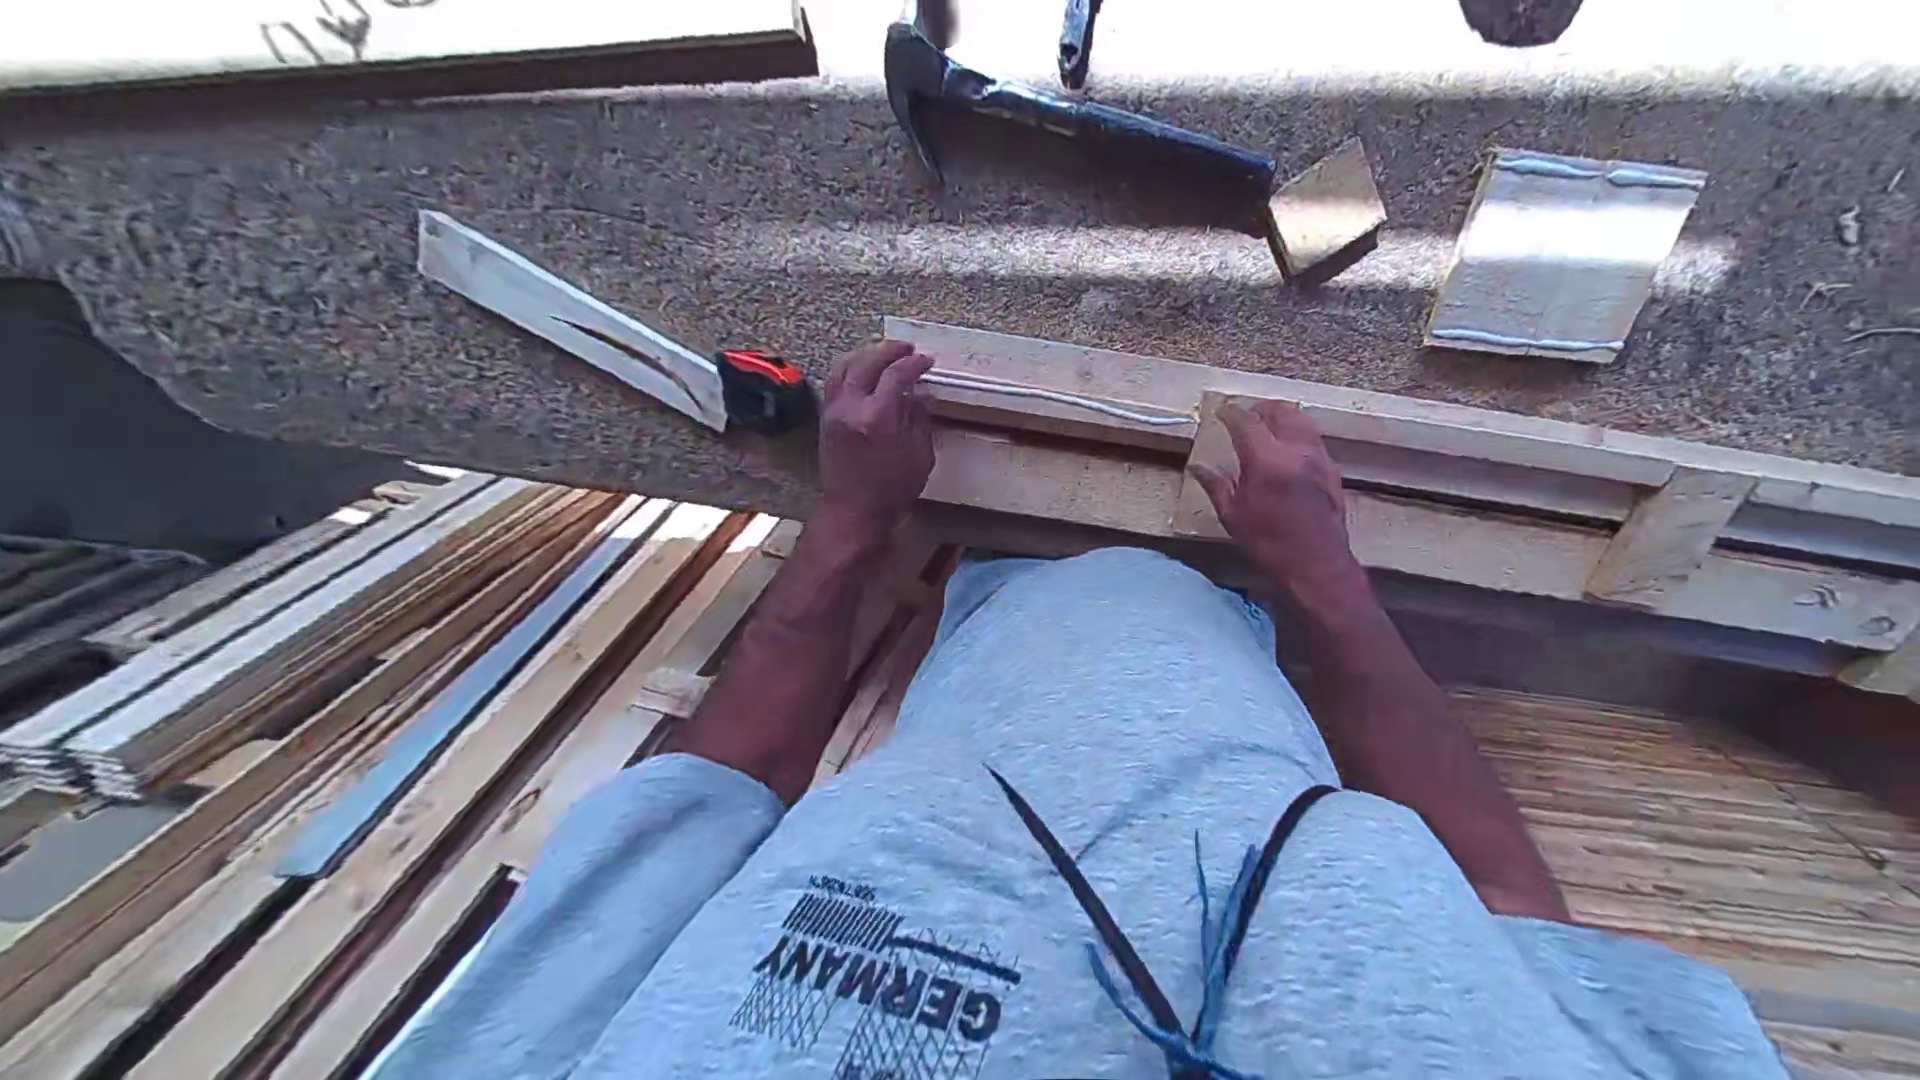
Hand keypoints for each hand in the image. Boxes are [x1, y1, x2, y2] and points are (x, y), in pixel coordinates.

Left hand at [816, 340, 935, 543]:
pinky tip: (863, 373)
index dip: (914, 363)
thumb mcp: (919, 456)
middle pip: (867, 362)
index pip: (897, 374)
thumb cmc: (892, 490)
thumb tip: (920, 394)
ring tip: (883, 355)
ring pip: (845, 366)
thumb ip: (919, 419)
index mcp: (879, 417)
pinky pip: (836, 381)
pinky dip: (851, 369)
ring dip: (866, 355)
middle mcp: (852, 408)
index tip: (927, 361)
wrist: (853, 512)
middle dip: (889, 351)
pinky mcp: (826, 419)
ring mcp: (834, 411)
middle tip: (907, 349)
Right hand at [1190, 401, 1359, 597]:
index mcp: (1267, 460)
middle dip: (1260, 409)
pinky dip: (1298, 435)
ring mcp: (1319, 459)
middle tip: (1245, 416)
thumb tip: (1198, 467)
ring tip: (1267, 427)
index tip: (1221, 411)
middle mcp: (1296, 452)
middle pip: (1281, 412)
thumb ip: (1216, 484)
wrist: (1316, 565)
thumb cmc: (1268, 543)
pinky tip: (1287, 450)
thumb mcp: (1233, 515)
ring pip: (1302, 421)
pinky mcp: (1332, 471)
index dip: (1231, 412)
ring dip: (1282, 418)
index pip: (1247, 422)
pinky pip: (1314, 440)